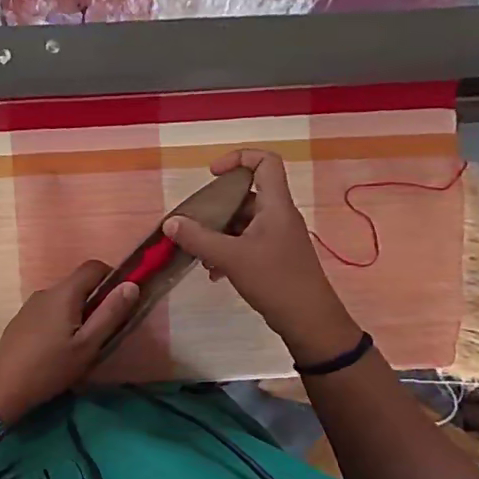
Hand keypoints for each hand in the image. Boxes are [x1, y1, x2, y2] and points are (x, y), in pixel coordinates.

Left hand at [0, 260, 140, 423]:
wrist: (3, 387)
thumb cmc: (50, 367)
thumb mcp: (88, 345)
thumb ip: (110, 314)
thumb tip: (131, 284)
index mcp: (64, 293)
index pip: (93, 267)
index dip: (113, 276)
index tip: (121, 300)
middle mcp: (46, 292)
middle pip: (78, 284)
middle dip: (96, 300)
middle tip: (104, 330)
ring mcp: (30, 305)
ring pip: (64, 299)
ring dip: (79, 312)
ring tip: (82, 344)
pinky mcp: (22, 320)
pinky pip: (49, 311)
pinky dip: (62, 321)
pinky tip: (59, 348)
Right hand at [163, 149, 361, 364]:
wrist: (308, 319)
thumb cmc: (274, 280)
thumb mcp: (231, 258)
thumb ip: (198, 239)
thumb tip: (170, 223)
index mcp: (276, 205)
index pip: (265, 162)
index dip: (239, 158)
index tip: (212, 175)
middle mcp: (279, 216)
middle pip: (248, 195)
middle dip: (218, 206)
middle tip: (194, 221)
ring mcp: (278, 238)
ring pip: (244, 223)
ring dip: (219, 233)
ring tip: (199, 253)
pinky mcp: (275, 258)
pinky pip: (247, 243)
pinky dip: (228, 251)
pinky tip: (213, 273)